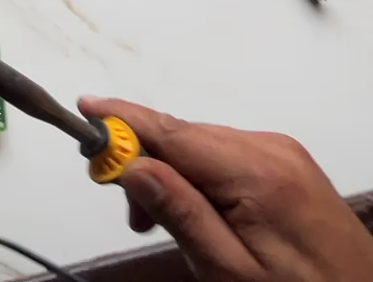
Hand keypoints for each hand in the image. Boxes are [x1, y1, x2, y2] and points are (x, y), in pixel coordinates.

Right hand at [79, 97, 372, 281]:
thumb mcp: (233, 276)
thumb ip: (182, 215)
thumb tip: (131, 164)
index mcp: (257, 171)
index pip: (172, 131)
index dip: (123, 119)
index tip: (81, 108)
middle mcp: (270, 147)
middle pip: (183, 137)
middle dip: (146, 163)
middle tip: (129, 215)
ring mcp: (284, 154)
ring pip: (201, 146)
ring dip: (172, 174)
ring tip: (161, 224)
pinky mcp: (291, 167)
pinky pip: (226, 156)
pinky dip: (200, 177)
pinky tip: (198, 214)